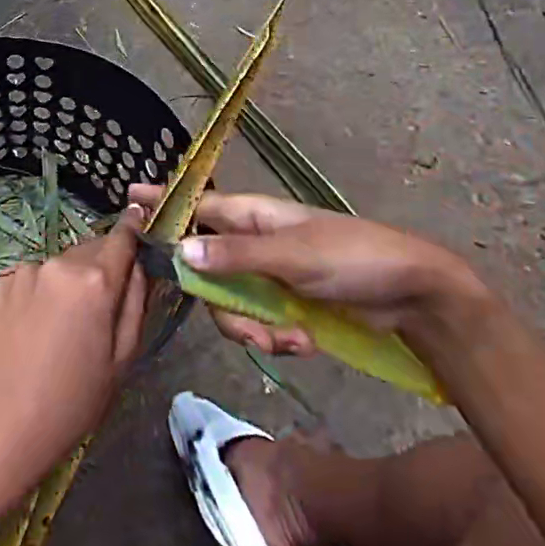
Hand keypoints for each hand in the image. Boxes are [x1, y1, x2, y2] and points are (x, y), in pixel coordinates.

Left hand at [0, 204, 149, 493]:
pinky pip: (33, 279)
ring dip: (70, 282)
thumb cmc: (73, 399)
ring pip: (60, 266)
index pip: (122, 238)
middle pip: (90, 250)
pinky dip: (41, 293)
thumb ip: (136, 302)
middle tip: (103, 306)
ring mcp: (23, 271)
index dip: (134, 232)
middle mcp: (57, 264)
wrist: (1, 420)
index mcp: (94, 280)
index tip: (141, 226)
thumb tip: (139, 266)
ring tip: (65, 326)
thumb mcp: (122, 357)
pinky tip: (36, 328)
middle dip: (102, 267)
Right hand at [126, 185, 487, 354]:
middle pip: (203, 270)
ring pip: (227, 302)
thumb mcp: (295, 256)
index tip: (128, 202)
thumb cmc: (356, 259)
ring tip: (288, 340)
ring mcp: (265, 274)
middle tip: (251, 330)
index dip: (162, 205)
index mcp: (251, 216)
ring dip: (251, 328)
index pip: (195, 205)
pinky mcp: (282, 303)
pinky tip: (302, 343)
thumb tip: (179, 251)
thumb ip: (236, 256)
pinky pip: (254, 321)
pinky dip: (273, 337)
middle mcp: (250, 243)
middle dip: (223, 305)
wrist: (416, 297)